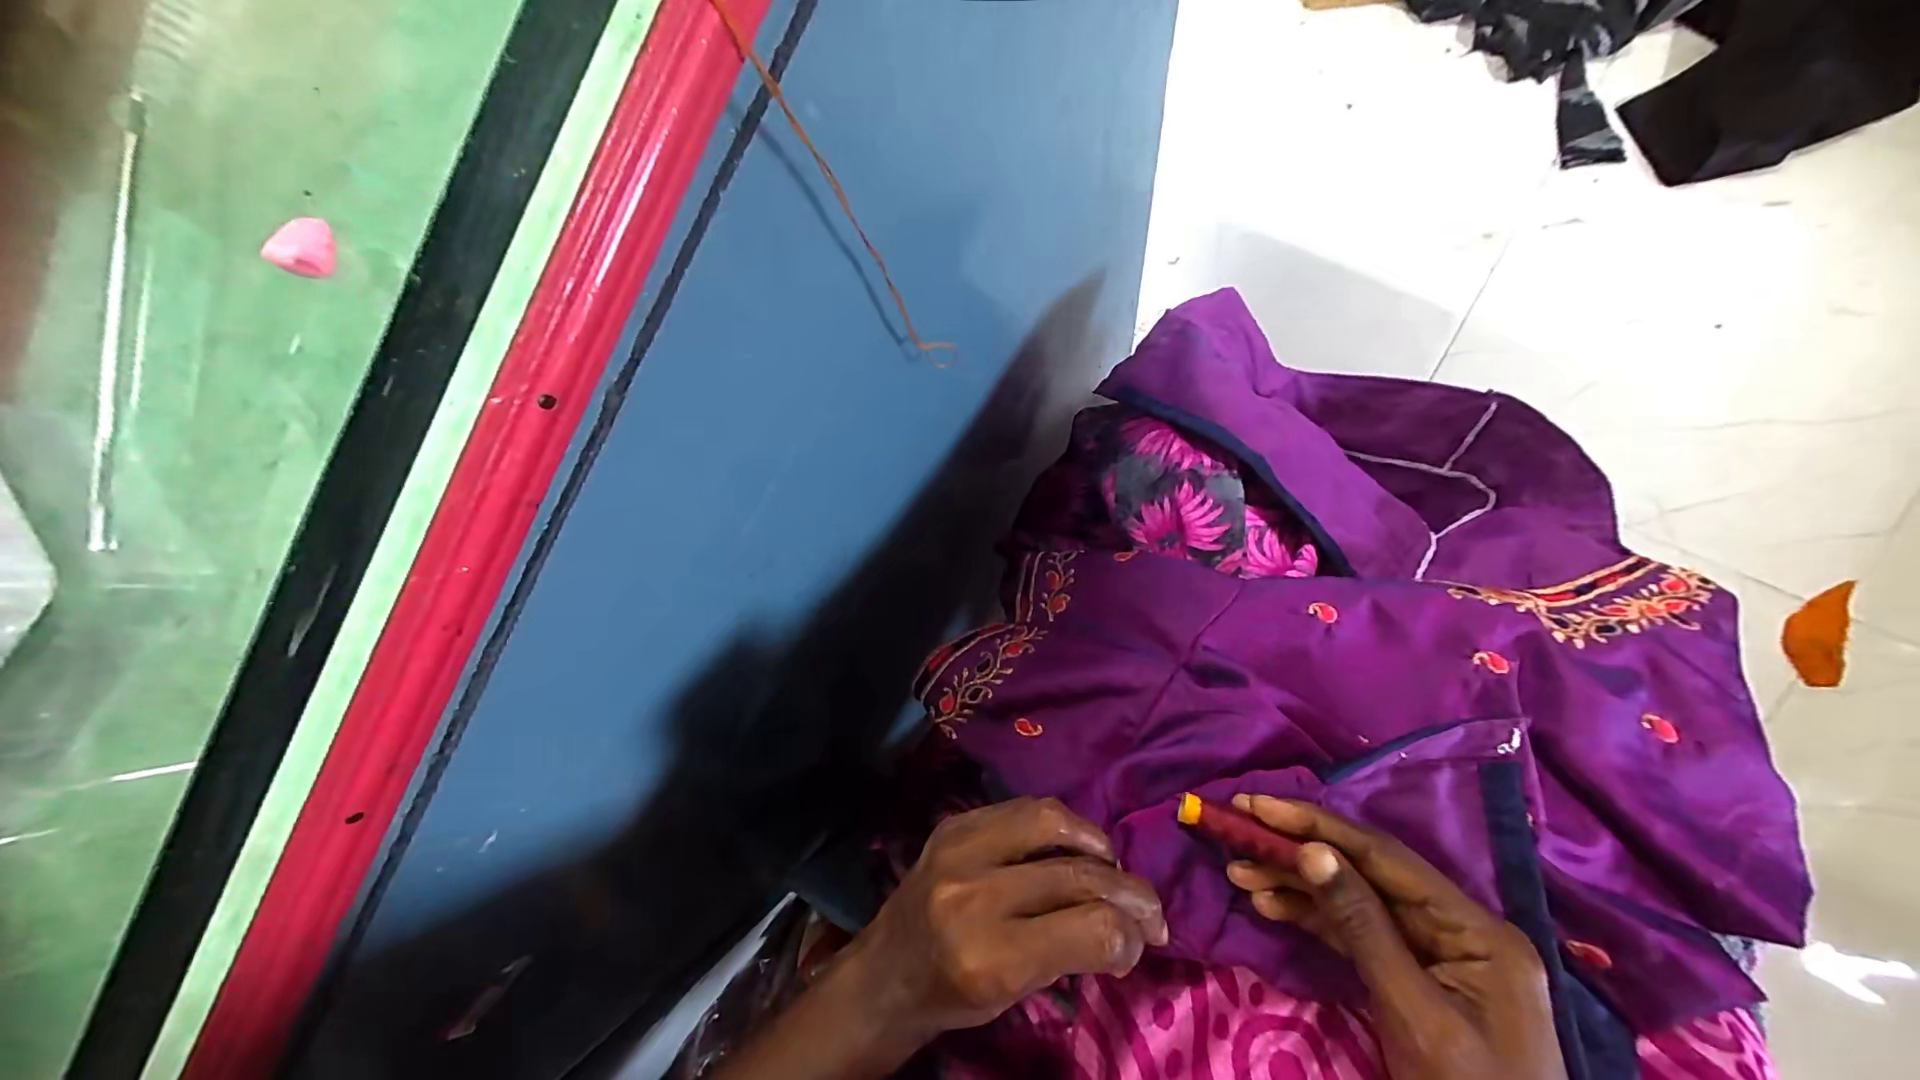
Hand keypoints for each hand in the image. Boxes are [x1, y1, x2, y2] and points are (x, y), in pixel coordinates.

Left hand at [711, 797, 1165, 1079]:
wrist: (885, 970)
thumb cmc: (951, 995)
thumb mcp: (1014, 993)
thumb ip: (1072, 954)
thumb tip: (1129, 925)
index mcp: (989, 956)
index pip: (1089, 928)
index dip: (1130, 933)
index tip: (1141, 943)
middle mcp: (974, 893)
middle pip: (1078, 874)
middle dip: (1129, 891)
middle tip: (1149, 908)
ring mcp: (959, 847)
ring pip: (1052, 821)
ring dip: (1096, 843)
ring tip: (1111, 867)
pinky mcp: (954, 822)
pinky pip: (1022, 807)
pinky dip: (1059, 824)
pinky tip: (1073, 844)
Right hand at [1224, 796, 1566, 1079]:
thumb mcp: (1413, 1013)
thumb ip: (1362, 926)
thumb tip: (1311, 851)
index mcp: (1475, 928)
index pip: (1383, 856)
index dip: (1315, 824)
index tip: (1257, 806)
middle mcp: (1456, 925)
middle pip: (1363, 871)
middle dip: (1296, 850)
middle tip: (1237, 830)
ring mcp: (1435, 949)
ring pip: (1352, 897)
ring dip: (1294, 883)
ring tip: (1239, 872)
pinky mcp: (1412, 972)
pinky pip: (1354, 930)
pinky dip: (1310, 916)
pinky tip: (1268, 904)